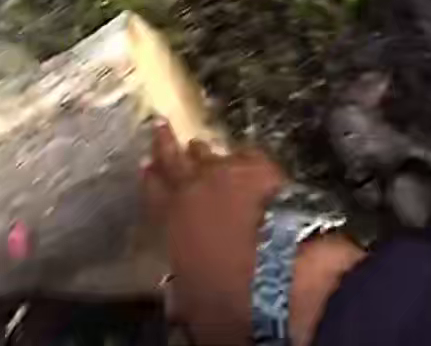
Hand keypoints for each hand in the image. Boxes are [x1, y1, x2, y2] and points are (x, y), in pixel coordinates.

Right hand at [143, 121, 284, 343]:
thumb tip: (177, 298)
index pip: (154, 193)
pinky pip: (246, 155)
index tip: (144, 165)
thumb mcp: (196, 307)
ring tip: (198, 145)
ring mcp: (230, 172)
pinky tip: (244, 159)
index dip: (149, 178)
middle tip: (161, 124)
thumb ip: (183, 291)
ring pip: (210, 154)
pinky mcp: (262, 167)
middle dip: (166, 142)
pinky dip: (242, 158)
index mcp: (175, 219)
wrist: (285, 275)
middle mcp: (196, 187)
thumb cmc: (233, 303)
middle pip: (175, 158)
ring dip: (203, 152)